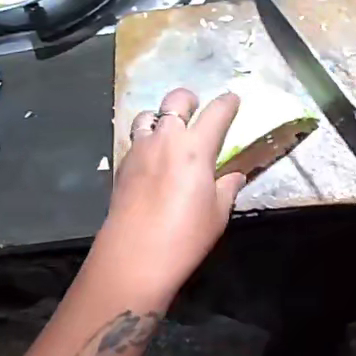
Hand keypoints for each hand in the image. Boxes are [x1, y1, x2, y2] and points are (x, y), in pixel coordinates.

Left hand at [94, 88, 244, 294]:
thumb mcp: (217, 214)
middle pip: (175, 101)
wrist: (133, 256)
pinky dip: (146, 140)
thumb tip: (234, 176)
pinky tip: (152, 159)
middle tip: (196, 108)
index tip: (232, 100)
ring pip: (148, 116)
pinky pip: (135, 140)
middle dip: (189, 99)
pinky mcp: (122, 165)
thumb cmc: (184, 236)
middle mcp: (166, 140)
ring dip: (161, 117)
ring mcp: (139, 150)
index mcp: (195, 148)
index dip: (227, 103)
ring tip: (168, 131)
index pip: (216, 113)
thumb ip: (227, 188)